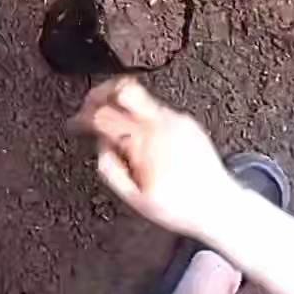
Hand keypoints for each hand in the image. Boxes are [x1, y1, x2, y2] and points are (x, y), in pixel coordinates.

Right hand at [71, 78, 241, 236]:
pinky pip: (157, 111)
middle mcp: (162, 123)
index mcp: (144, 140)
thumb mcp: (133, 198)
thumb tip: (101, 145)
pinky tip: (139, 137)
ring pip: (141, 98)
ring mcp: (177, 119)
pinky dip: (142, 117)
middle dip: (101, 93)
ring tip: (113, 126)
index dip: (83, 117)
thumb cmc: (179, 205)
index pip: (104, 115)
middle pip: (125, 88)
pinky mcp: (187, 121)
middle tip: (89, 105)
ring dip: (122, 106)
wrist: (218, 204)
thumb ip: (110, 168)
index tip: (75, 124)